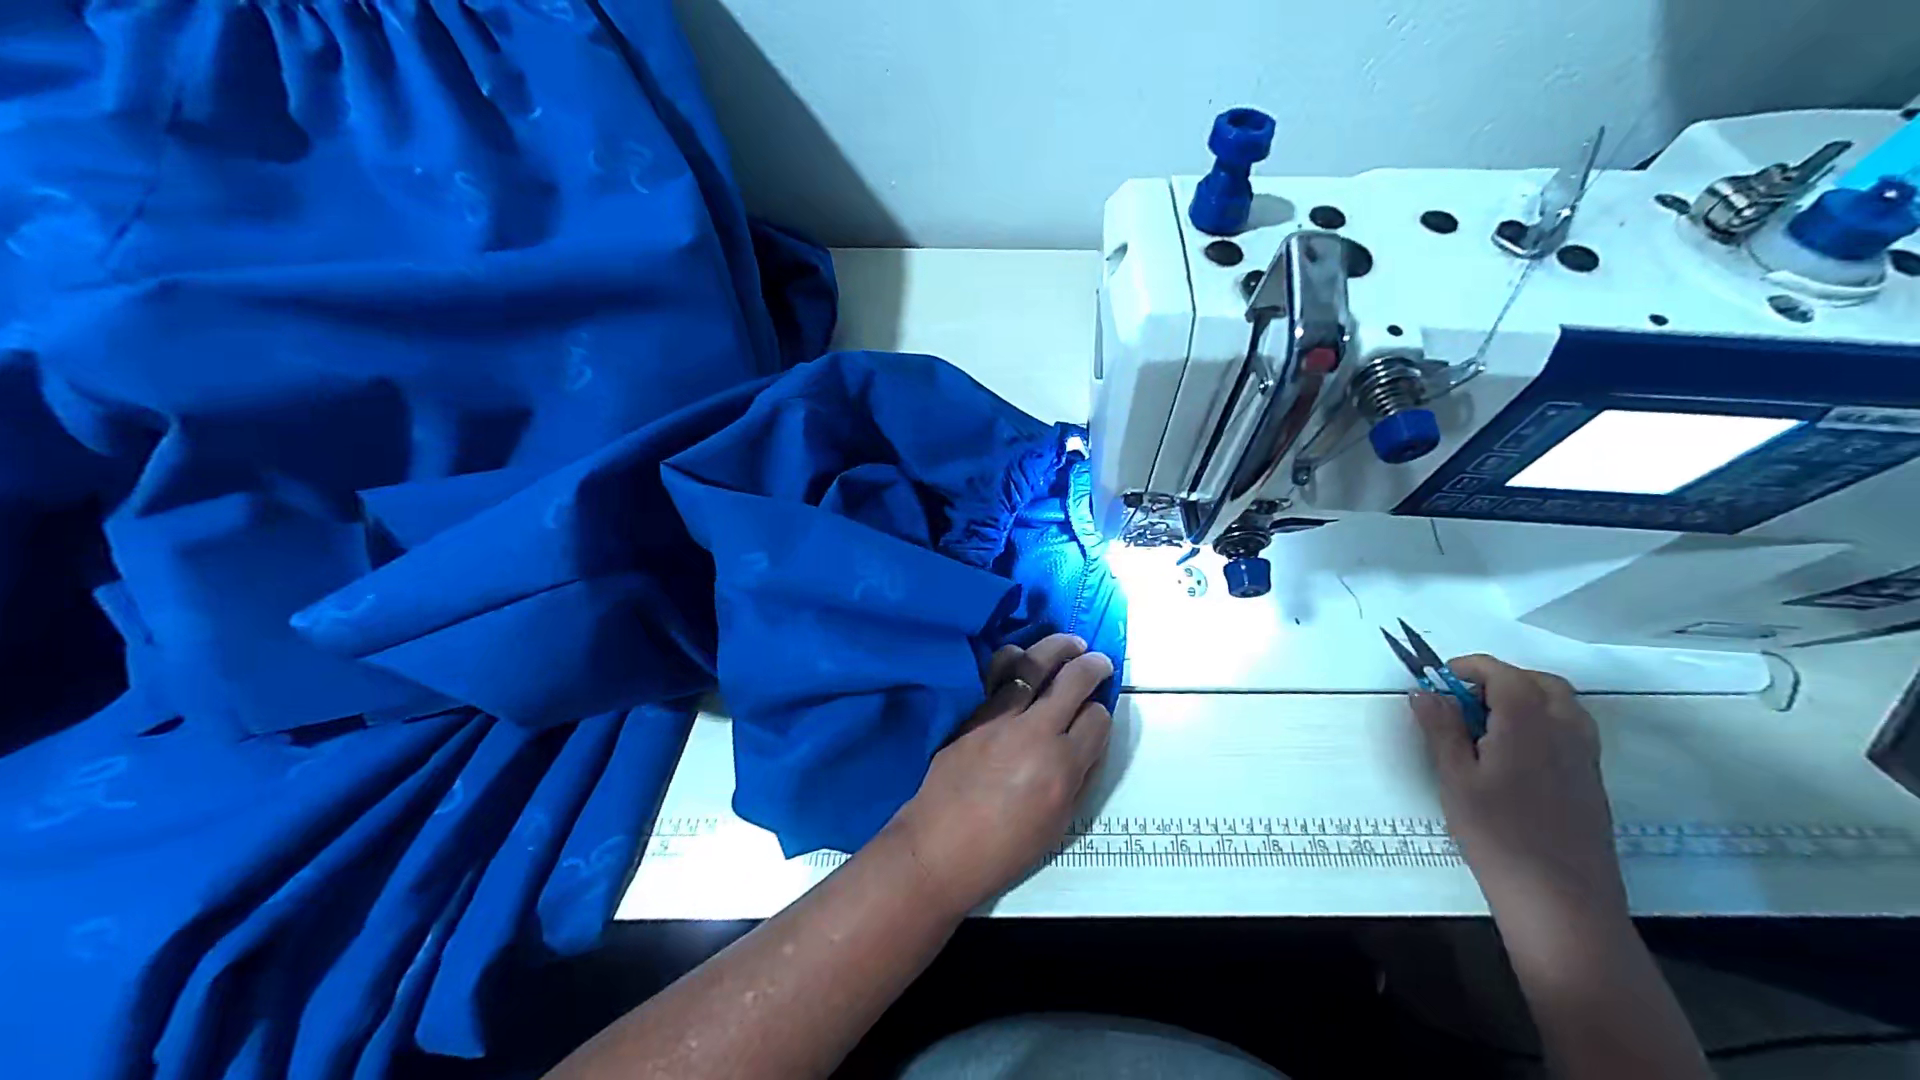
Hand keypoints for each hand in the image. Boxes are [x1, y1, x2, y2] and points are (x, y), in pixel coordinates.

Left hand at [881, 634, 1113, 915]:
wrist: (939, 847)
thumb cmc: (1004, 850)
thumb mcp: (1057, 825)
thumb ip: (1077, 779)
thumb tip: (1086, 745)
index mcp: (1062, 767)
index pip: (1096, 721)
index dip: (1101, 715)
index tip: (1095, 715)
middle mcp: (1036, 733)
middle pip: (1073, 682)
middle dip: (1093, 666)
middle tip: (1100, 661)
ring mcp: (1001, 719)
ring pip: (1035, 666)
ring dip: (1059, 648)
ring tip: (1071, 643)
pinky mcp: (974, 714)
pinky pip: (998, 675)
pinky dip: (1014, 658)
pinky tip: (1023, 654)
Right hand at [1411, 655, 1628, 945]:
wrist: (1560, 898)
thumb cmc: (1497, 833)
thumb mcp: (1454, 778)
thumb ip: (1441, 729)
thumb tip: (1424, 691)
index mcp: (1530, 725)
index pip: (1505, 675)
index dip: (1471, 667)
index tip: (1439, 678)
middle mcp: (1566, 732)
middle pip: (1541, 683)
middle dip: (1500, 678)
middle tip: (1462, 697)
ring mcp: (1584, 757)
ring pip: (1562, 705)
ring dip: (1524, 698)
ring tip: (1485, 722)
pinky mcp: (1590, 780)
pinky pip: (1570, 730)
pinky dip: (1540, 721)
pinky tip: (1511, 752)